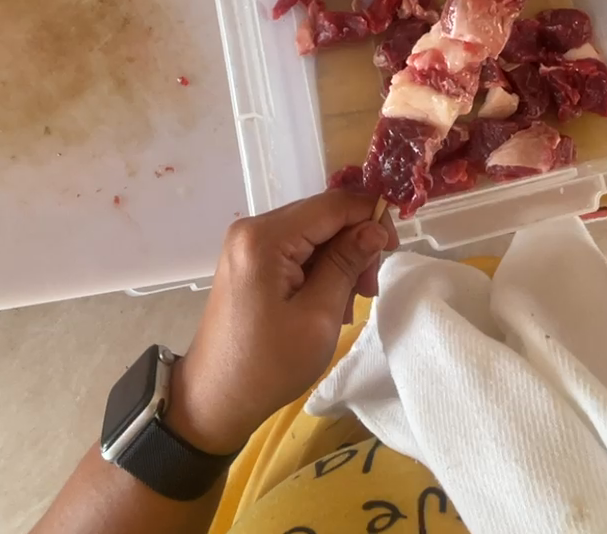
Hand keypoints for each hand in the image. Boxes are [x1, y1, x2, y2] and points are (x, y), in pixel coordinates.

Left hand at [164, 190, 395, 454]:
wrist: (213, 402)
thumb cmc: (267, 366)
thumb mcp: (319, 316)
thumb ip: (347, 263)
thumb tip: (376, 226)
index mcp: (266, 238)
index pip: (332, 205)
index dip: (369, 216)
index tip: (394, 246)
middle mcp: (253, 228)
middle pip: (323, 216)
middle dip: (354, 244)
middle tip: (369, 288)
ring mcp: (248, 243)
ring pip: (313, 232)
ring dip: (340, 259)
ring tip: (349, 302)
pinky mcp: (249, 259)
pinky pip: (296, 248)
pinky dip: (320, 267)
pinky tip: (328, 300)